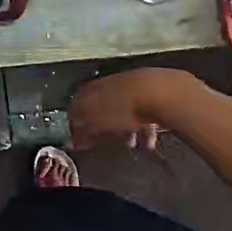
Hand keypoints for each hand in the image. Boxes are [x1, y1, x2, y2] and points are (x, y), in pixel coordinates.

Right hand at [68, 68, 200, 150]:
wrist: (160, 92)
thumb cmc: (122, 109)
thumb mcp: (97, 125)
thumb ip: (83, 134)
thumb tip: (71, 141)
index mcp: (90, 90)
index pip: (76, 108)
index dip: (76, 126)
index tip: (80, 142)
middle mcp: (107, 85)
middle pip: (100, 109)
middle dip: (103, 129)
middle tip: (106, 144)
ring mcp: (129, 87)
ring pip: (122, 111)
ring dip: (125, 130)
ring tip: (131, 145)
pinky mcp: (149, 92)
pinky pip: (141, 112)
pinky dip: (143, 128)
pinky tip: (149, 143)